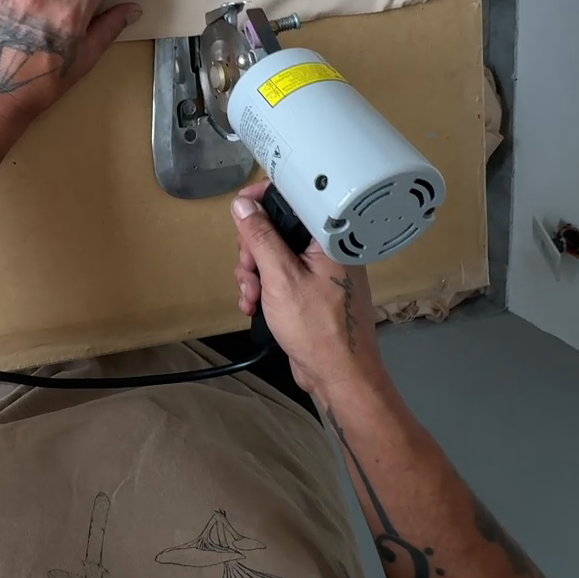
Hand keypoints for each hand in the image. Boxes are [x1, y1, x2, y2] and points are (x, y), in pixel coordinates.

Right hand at [231, 182, 388, 398]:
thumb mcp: (280, 277)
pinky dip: (262, 289)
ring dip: (253, 275)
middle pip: (275, 230)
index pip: (292, 199)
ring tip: (252, 298)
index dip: (262, 201)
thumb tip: (242, 203)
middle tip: (249, 272)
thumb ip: (260, 236)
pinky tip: (254, 308)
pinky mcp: (308, 292)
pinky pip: (277, 278)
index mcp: (327, 238)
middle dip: (252, 251)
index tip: (239, 212)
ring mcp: (317, 272)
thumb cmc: (316, 326)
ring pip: (271, 256)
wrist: (339, 378)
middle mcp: (325, 250)